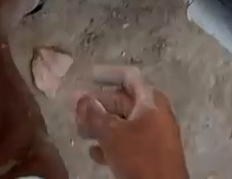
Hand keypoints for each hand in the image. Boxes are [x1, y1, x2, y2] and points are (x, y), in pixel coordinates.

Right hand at [70, 66, 189, 178]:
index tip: (88, 77)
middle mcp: (155, 113)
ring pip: (123, 123)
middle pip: (123, 100)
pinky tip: (94, 153)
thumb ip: (93, 114)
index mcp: (150, 100)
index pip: (128, 76)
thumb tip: (79, 98)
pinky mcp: (152, 155)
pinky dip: (111, 143)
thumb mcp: (112, 134)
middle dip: (98, 105)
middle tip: (76, 111)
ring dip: (101, 126)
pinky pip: (128, 141)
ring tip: (80, 132)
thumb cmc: (140, 157)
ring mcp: (155, 135)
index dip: (107, 74)